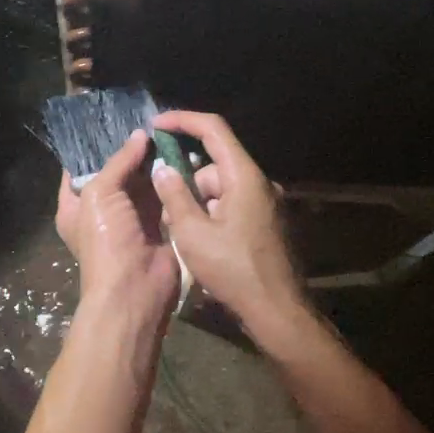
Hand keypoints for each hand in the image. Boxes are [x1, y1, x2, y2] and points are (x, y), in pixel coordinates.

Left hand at [56, 130, 178, 314]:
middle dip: (131, 151)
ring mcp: (131, 218)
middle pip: (116, 172)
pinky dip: (171, 179)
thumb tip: (138, 135)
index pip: (80, 168)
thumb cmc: (105, 240)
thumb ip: (118, 162)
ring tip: (168, 130)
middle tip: (149, 119)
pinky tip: (182, 152)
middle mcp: (102, 209)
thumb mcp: (100, 194)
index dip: (94, 146)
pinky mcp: (158, 224)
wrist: (135, 289)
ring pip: (143, 182)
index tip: (112, 120)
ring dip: (154, 162)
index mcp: (75, 205)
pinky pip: (164, 195)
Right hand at [148, 111, 302, 329]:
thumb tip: (162, 168)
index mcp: (244, 176)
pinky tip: (199, 242)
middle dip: (185, 179)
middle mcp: (259, 183)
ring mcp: (266, 204)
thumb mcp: (192, 233)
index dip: (182, 120)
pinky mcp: (267, 223)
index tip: (155, 125)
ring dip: (198, 202)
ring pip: (221, 188)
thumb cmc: (233, 270)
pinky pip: (232, 205)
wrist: (278, 312)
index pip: (213, 129)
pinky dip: (212, 214)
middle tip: (162, 204)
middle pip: (214, 164)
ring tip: (179, 232)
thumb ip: (174, 195)